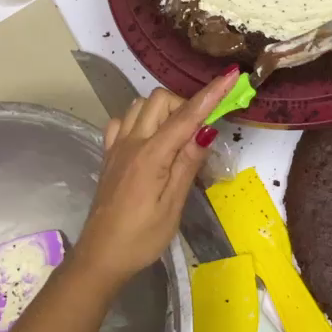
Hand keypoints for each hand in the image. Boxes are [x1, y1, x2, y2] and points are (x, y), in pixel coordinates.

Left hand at [75, 69, 238, 286]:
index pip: (186, 116)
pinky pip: (122, 121)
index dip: (210, 94)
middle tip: (199, 133)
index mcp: (151, 156)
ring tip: (177, 138)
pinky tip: (148, 139)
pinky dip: (139, 120)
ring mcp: (117, 146)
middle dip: (185, 105)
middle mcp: (132, 142)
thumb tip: (207, 129)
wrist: (100, 257)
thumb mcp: (173, 206)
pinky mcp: (109, 155)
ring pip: (140, 106)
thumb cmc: (141, 238)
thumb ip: (187, 164)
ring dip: (163, 111)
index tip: (230, 75)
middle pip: (161, 101)